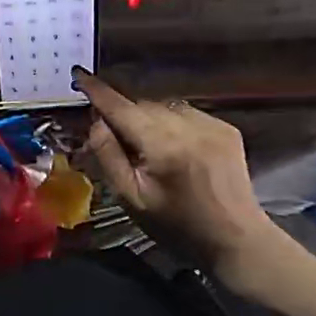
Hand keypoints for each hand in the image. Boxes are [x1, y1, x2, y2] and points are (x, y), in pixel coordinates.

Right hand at [74, 67, 275, 262]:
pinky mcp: (226, 129)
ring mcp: (211, 125)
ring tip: (144, 144)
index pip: (122, 108)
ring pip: (164, 106)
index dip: (98, 92)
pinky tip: (171, 146)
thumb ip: (109, 156)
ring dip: (147, 117)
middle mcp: (189, 127)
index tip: (79, 75)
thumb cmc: (176, 226)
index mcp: (162, 146)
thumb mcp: (131, 198)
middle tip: (110, 135)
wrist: (235, 240)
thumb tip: (97, 122)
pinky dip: (170, 122)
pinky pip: (186, 113)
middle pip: (142, 105)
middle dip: (123, 113)